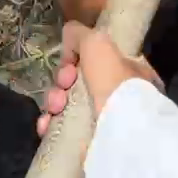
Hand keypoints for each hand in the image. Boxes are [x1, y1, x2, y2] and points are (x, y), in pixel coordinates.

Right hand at [36, 22, 162, 136]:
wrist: (121, 135)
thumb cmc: (114, 82)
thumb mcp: (97, 42)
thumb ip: (79, 34)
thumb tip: (68, 40)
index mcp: (131, 72)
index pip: (98, 58)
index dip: (78, 56)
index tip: (70, 59)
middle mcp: (120, 97)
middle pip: (79, 80)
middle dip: (63, 78)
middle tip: (64, 82)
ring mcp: (104, 122)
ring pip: (68, 103)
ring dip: (54, 100)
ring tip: (56, 105)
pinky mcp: (88, 144)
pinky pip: (62, 128)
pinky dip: (50, 124)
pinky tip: (46, 123)